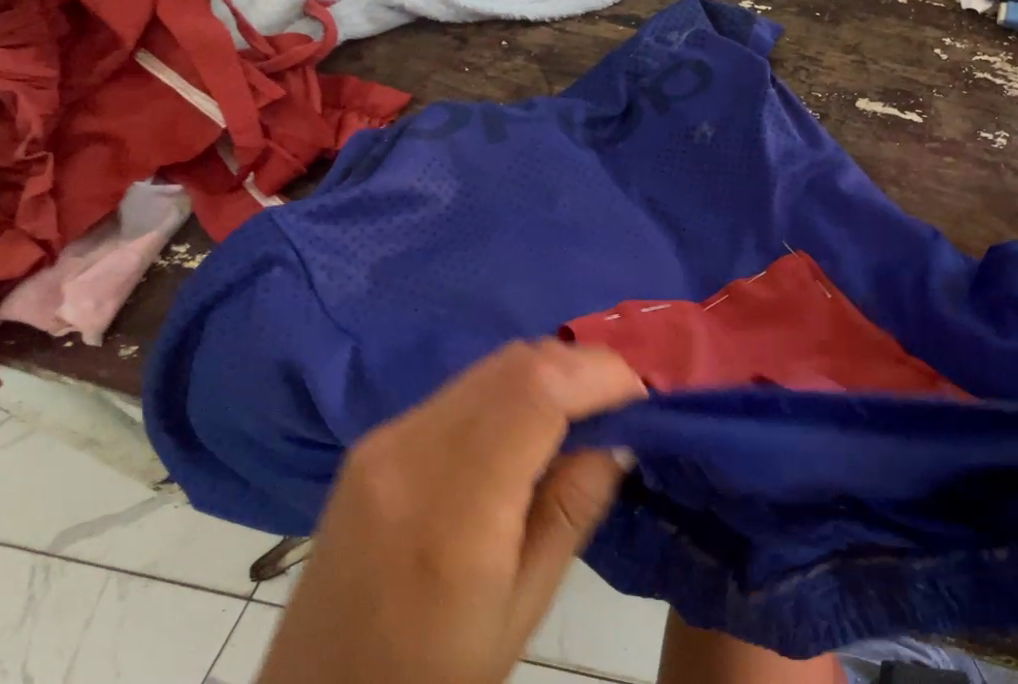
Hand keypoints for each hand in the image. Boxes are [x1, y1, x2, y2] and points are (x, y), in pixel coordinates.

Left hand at [258, 340, 646, 683]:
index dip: (600, 375)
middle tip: (624, 405)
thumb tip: (617, 433)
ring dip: (551, 374)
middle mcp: (408, 454)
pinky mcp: (373, 444)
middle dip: (583, 368)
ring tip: (587, 413)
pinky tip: (532, 427)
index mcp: (451, 509)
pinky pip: (463, 390)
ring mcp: (383, 442)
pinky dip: (514, 390)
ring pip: (491, 368)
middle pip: (516, 364)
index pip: (537, 391)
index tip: (645, 398)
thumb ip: (574, 506)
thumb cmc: (435, 675)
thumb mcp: (526, 604)